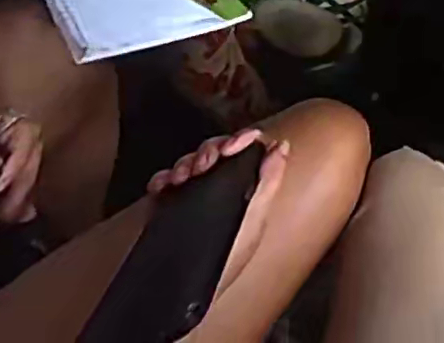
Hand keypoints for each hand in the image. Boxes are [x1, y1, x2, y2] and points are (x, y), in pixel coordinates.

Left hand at [0, 105, 43, 223]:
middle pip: (24, 151)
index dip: (21, 157)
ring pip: (13, 168)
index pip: (22, 132)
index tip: (2, 186)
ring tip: (18, 217)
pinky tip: (9, 215)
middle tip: (13, 210)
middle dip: (24, 179)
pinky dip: (4, 197)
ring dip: (19, 190)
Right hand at [146, 129, 289, 283]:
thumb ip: (269, 184)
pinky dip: (162, 179)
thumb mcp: (253, 224)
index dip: (243, 139)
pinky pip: (163, 185)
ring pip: (192, 162)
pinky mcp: (168, 210)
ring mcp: (194, 198)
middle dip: (211, 149)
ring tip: (184, 176)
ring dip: (187, 162)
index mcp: (247, 188)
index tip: (234, 145)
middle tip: (206, 163)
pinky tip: (163, 186)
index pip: (248, 150)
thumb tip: (281, 145)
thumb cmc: (225, 267)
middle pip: (218, 151)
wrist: (184, 304)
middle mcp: (222, 189)